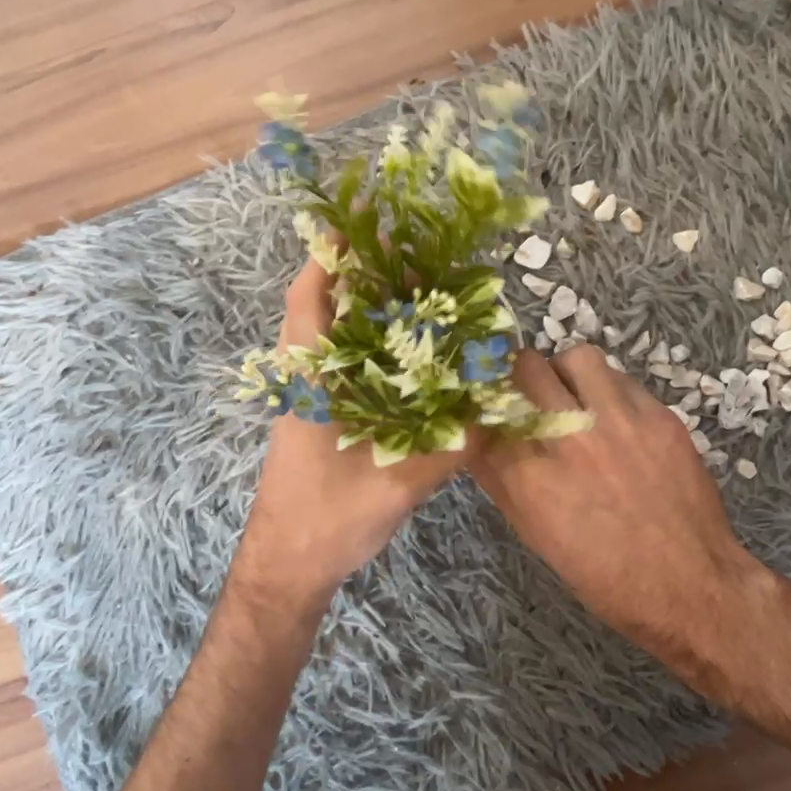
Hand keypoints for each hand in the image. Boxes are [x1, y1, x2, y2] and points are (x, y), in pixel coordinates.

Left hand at [230, 259, 474, 613]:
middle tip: (415, 256)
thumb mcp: (394, 483)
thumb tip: (501, 408)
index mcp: (309, 379)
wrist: (289, 568)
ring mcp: (312, 399)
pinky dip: (375, 346)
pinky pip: (348, 366)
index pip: (310, 297)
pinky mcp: (323, 419)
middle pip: (328, 307)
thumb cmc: (326, 521)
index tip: (367, 222)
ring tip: (419, 291)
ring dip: (369, 309)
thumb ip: (449, 447)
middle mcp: (306, 379)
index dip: (334, 254)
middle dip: (365, 275)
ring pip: (337, 337)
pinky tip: (414, 352)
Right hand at [466, 345, 764, 643]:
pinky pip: (621, 379)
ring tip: (574, 396)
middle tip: (532, 395)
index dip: (485, 402)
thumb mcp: (535, 533)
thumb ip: (500, 479)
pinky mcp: (659, 416)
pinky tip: (615, 418)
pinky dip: (608, 391)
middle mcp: (569, 438)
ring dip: (566, 372)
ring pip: (576, 357)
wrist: (688, 584)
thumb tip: (477, 436)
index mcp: (530, 475)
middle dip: (521, 377)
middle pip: (525, 368)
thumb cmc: (603, 574)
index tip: (489, 404)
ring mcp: (618, 422)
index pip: (487, 410)